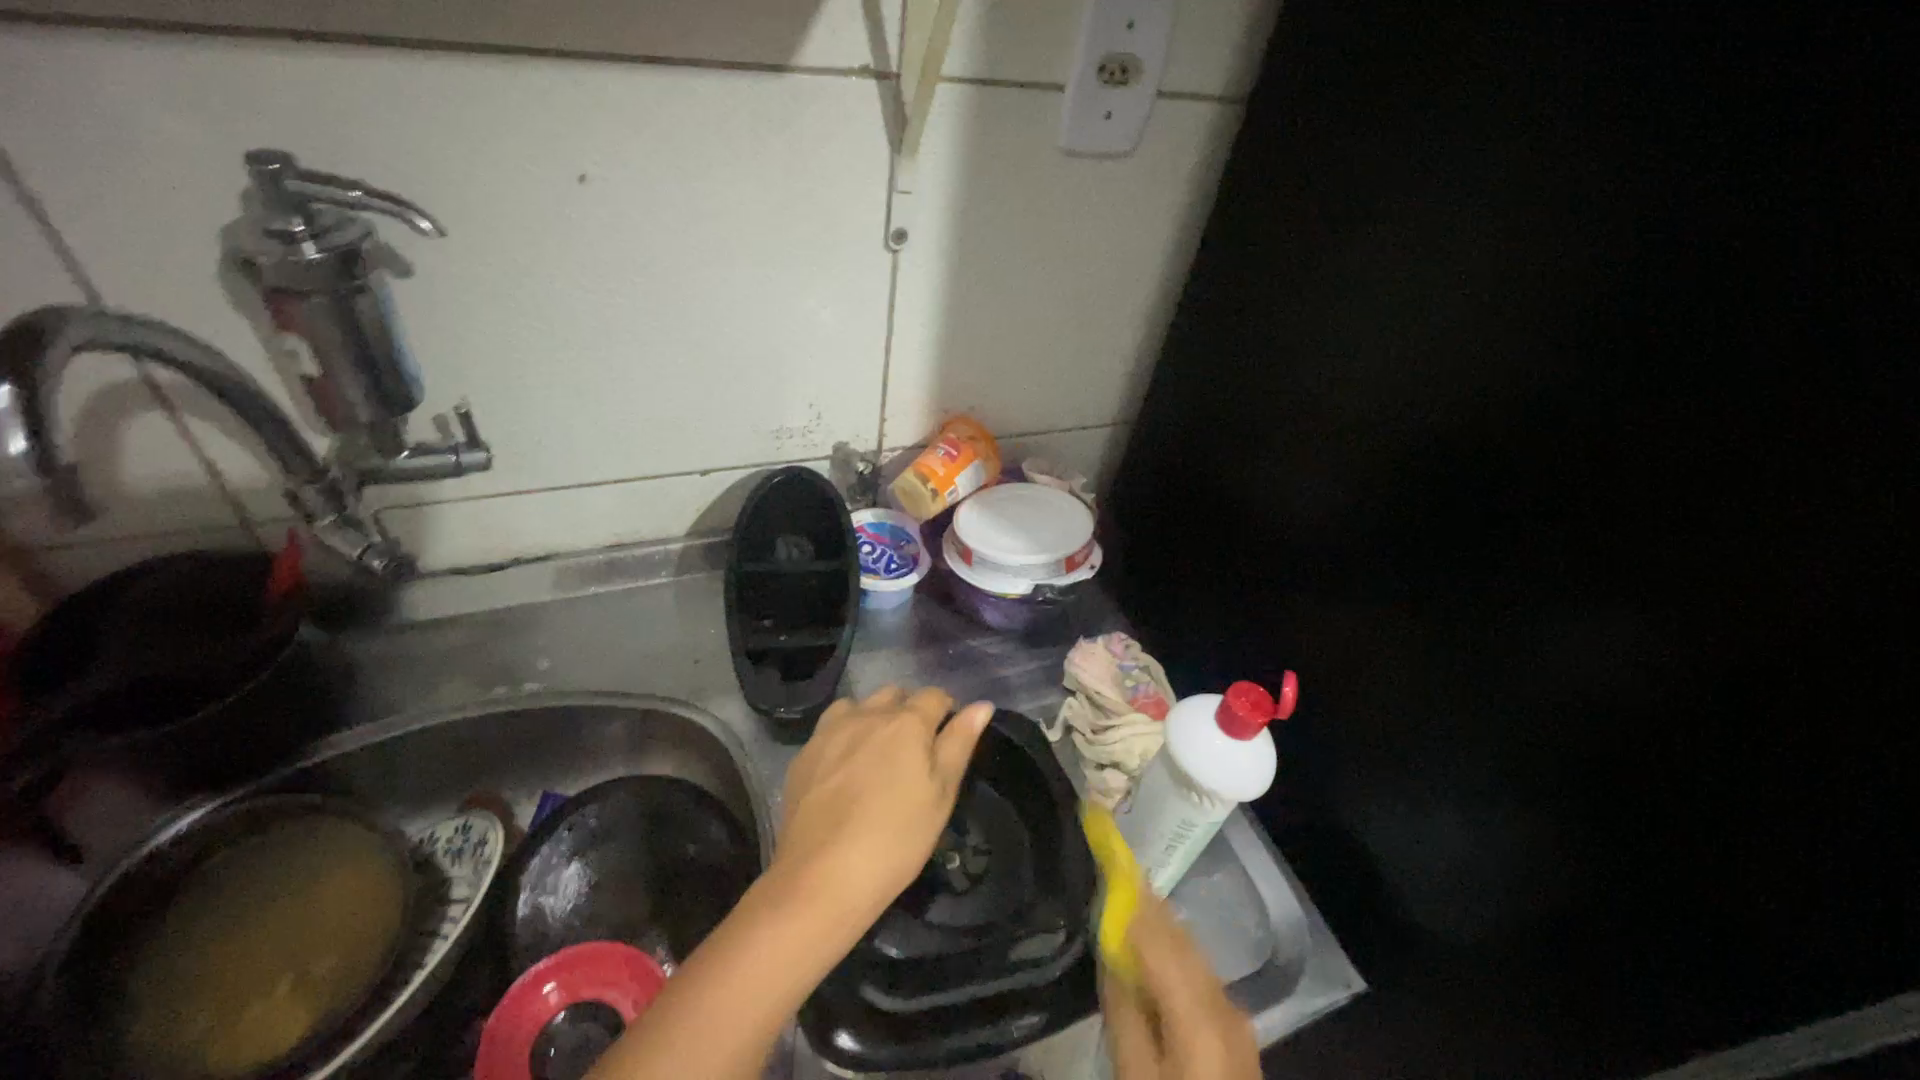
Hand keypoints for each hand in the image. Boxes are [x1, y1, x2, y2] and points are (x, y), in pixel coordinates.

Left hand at [771, 686, 992, 927]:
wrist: (823, 875)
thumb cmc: (897, 839)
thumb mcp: (941, 795)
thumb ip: (960, 743)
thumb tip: (981, 705)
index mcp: (907, 722)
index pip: (935, 696)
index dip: (946, 713)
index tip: (946, 741)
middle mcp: (867, 715)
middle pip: (895, 695)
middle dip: (908, 711)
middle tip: (914, 753)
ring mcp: (830, 731)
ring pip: (859, 706)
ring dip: (872, 718)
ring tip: (876, 757)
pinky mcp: (804, 753)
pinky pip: (831, 729)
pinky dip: (844, 737)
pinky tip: (844, 771)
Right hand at [1102, 891, 1259, 1079]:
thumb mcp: (1134, 1074)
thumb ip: (1123, 1009)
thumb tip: (1112, 952)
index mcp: (1199, 1017)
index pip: (1161, 939)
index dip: (1134, 900)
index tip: (1110, 864)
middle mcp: (1226, 1006)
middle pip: (1183, 943)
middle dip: (1149, 908)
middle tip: (1116, 875)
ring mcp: (1238, 1020)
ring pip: (1194, 957)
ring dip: (1163, 929)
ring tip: (1129, 904)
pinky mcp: (1236, 1034)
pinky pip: (1201, 978)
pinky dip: (1176, 957)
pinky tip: (1154, 952)